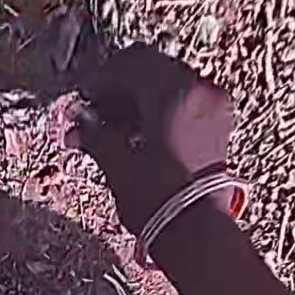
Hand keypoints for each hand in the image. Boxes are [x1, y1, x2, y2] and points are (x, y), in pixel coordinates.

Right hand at [62, 45, 234, 233]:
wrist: (194, 230)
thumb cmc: (155, 200)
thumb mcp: (118, 166)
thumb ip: (96, 136)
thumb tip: (78, 121)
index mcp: (174, 95)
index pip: (132, 64)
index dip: (100, 78)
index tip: (79, 97)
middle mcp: (199, 90)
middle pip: (151, 71)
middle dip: (117, 89)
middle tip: (89, 114)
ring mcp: (212, 105)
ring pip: (166, 85)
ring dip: (134, 100)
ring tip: (106, 129)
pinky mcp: (216, 123)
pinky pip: (181, 101)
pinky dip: (154, 110)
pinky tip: (132, 134)